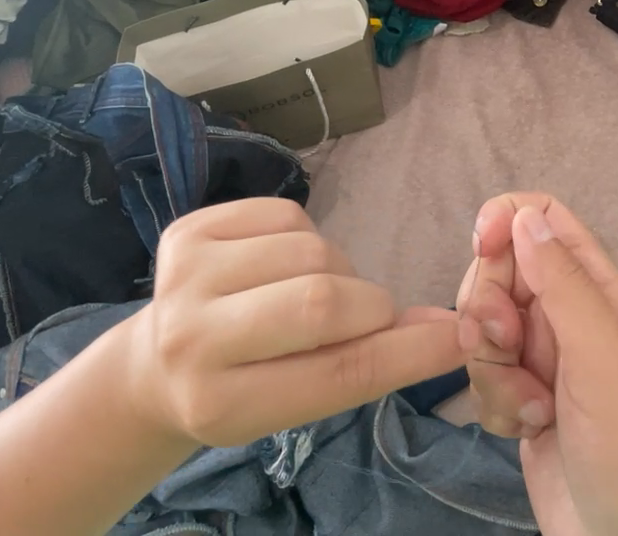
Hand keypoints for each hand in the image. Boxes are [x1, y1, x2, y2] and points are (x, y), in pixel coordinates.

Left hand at [117, 197, 464, 449]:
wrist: (157, 365)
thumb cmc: (245, 387)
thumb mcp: (301, 395)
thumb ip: (371, 361)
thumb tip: (455, 331)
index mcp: (221, 405)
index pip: (337, 374)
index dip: (409, 353)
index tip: (460, 335)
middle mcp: (191, 341)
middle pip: (322, 302)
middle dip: (369, 305)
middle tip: (370, 314)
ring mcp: (183, 278)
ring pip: (311, 250)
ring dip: (336, 269)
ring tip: (314, 291)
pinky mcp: (187, 231)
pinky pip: (286, 213)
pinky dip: (306, 235)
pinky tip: (283, 263)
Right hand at [456, 194, 617, 535]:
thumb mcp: (600, 354)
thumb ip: (562, 281)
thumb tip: (524, 215)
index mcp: (595, 287)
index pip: (545, 219)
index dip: (508, 219)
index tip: (482, 246)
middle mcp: (565, 312)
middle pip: (501, 270)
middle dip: (490, 306)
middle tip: (508, 343)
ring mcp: (540, 355)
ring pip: (484, 325)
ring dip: (494, 366)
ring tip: (529, 404)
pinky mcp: (517, 396)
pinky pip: (482, 374)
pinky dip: (496, 401)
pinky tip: (527, 428)